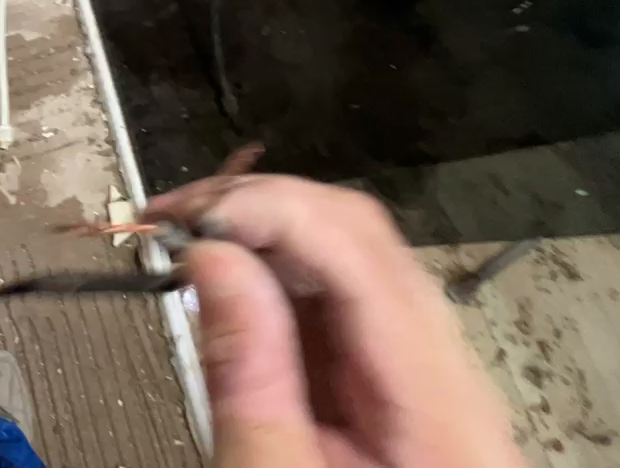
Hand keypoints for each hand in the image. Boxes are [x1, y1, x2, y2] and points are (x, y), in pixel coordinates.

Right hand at [146, 176, 524, 467]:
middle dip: (258, 206)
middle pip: (360, 235)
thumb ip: (247, 372)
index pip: (361, 254)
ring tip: (182, 240)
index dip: (270, 210)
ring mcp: (422, 367)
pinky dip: (268, 263)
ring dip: (258, 227)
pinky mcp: (388, 372)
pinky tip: (221, 275)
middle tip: (172, 220)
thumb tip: (208, 254)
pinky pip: (332, 287)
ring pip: (345, 249)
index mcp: (443, 414)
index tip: (186, 218)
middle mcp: (447, 372)